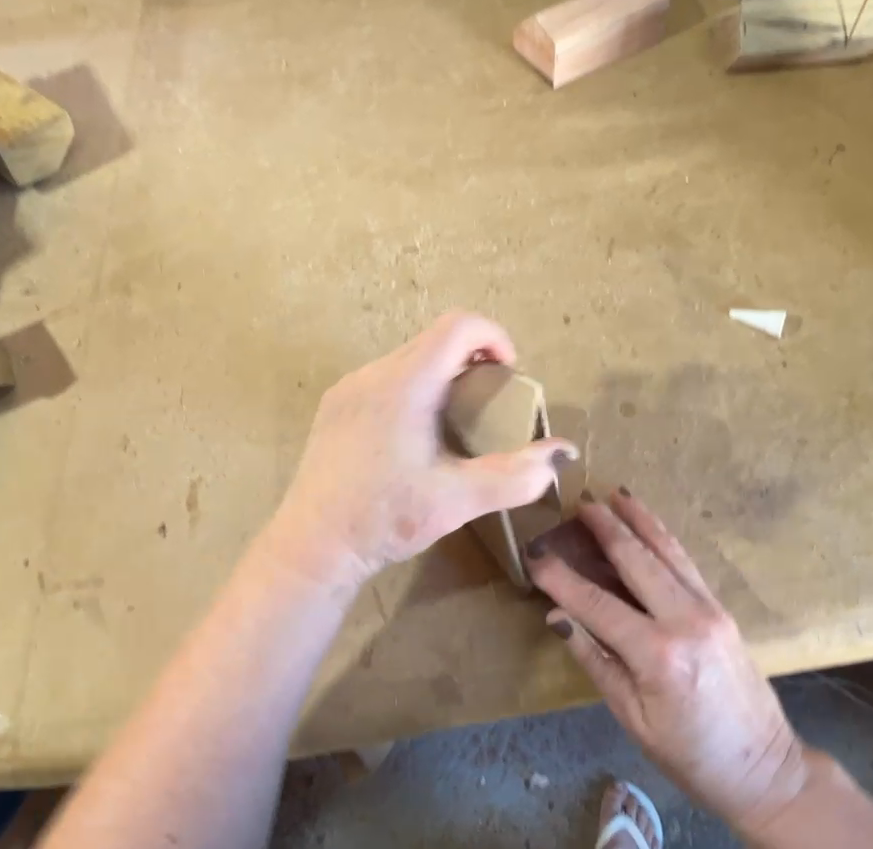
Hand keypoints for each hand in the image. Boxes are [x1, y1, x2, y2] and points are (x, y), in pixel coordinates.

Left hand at [270, 312, 576, 587]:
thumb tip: (560, 455)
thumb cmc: (384, 517)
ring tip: (456, 422)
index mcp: (405, 383)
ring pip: (407, 359)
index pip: (458, 325)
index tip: (510, 374)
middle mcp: (373, 374)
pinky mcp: (334, 407)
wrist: (312, 545)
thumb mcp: (457, 501)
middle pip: (433, 341)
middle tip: (490, 404)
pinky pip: (384, 378)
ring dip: (441, 375)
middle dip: (471, 360)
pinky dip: (413, 389)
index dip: (494, 336)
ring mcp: (348, 389)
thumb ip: (514, 475)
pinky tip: (415, 436)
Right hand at [528, 491, 809, 833]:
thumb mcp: (633, 719)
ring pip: (666, 551)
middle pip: (635, 560)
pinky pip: (686, 563)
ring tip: (615, 494)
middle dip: (604, 528)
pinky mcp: (721, 609)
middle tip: (578, 503)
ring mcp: (708, 610)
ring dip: (639, 520)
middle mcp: (685, 620)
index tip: (535, 555)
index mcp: (658, 655)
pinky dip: (664, 537)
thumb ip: (596, 662)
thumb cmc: (690, 755)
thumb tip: (558, 618)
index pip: (596, 604)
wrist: (764, 769)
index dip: (561, 579)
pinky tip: (650, 524)